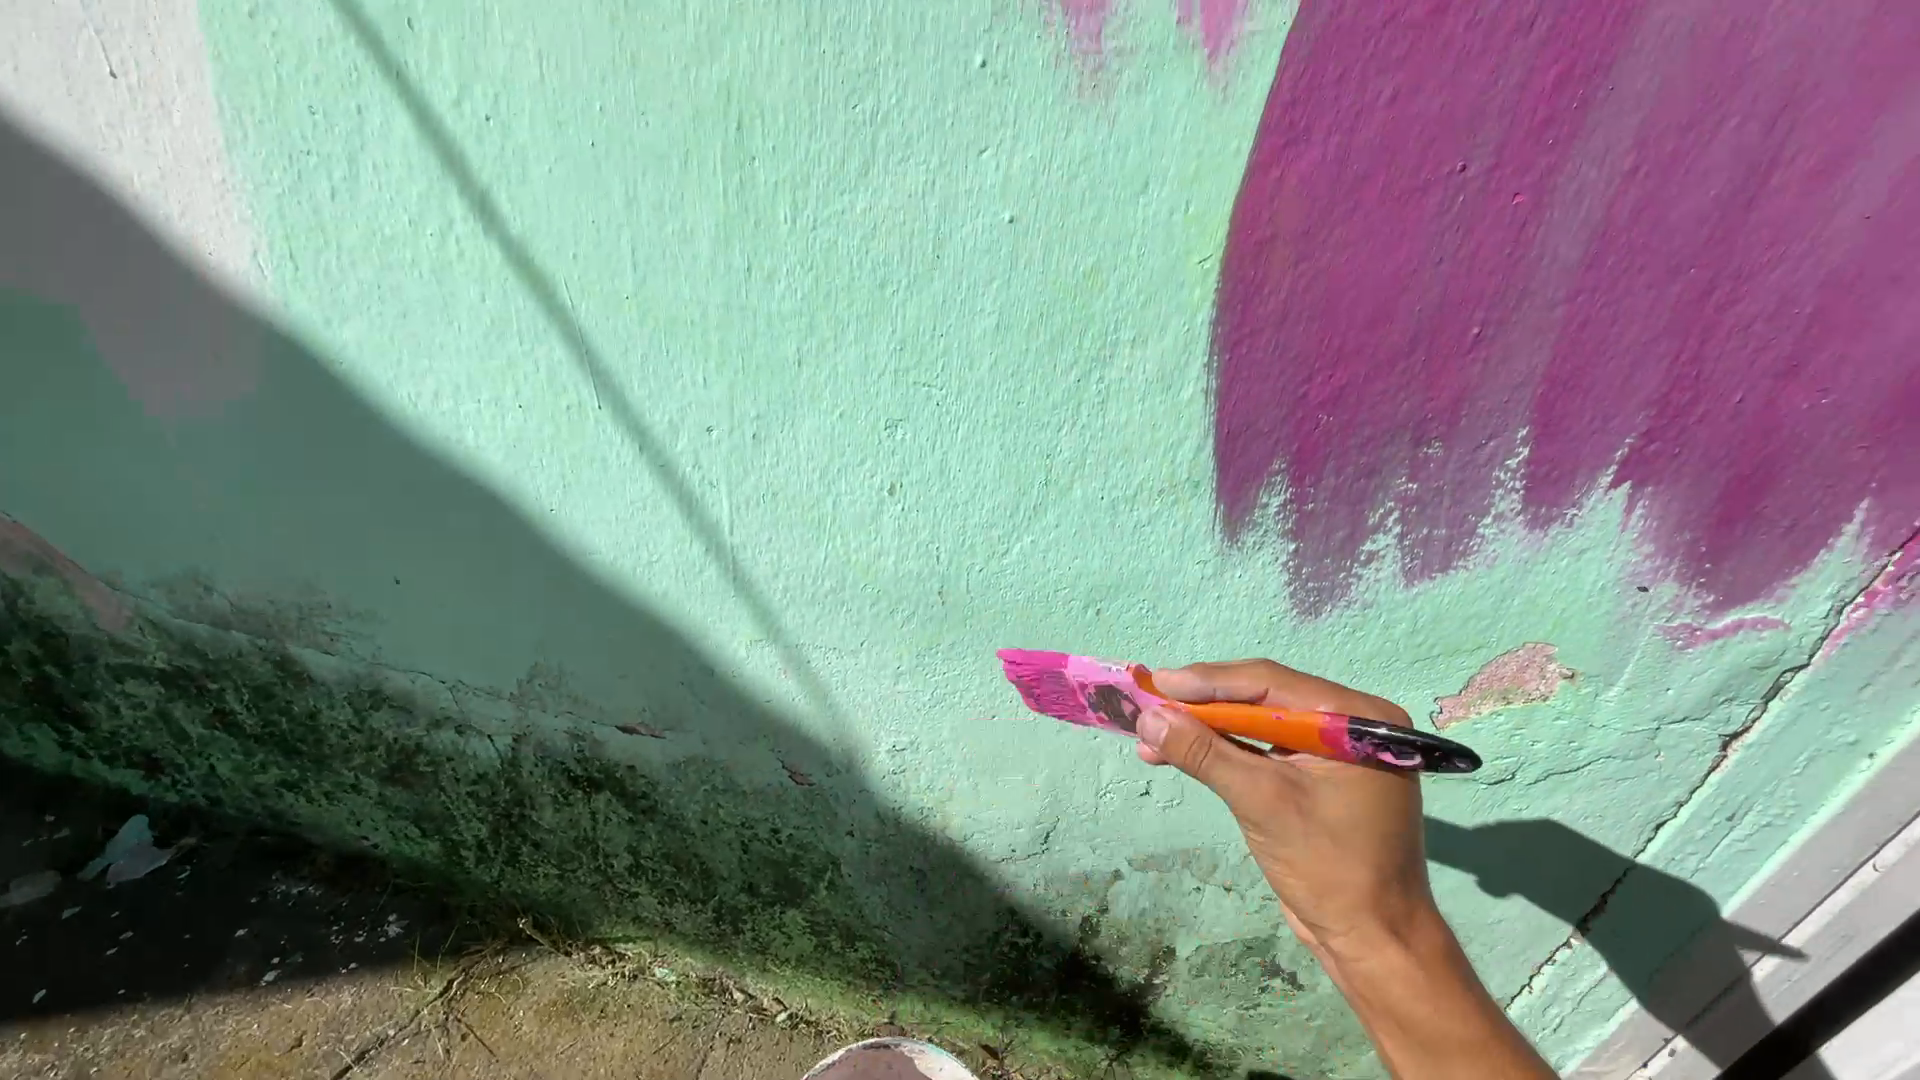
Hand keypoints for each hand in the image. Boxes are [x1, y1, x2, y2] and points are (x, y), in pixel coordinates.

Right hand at [1136, 659, 1435, 963]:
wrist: (1373, 942)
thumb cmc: (1329, 867)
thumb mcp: (1261, 801)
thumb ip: (1204, 752)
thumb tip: (1147, 716)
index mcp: (1355, 718)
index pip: (1270, 683)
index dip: (1207, 681)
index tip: (1157, 683)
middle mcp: (1349, 723)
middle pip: (1260, 698)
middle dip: (1201, 704)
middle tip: (1150, 702)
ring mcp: (1334, 750)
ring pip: (1256, 722)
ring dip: (1204, 729)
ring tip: (1152, 734)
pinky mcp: (1317, 775)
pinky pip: (1262, 748)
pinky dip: (1222, 751)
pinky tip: (1180, 753)